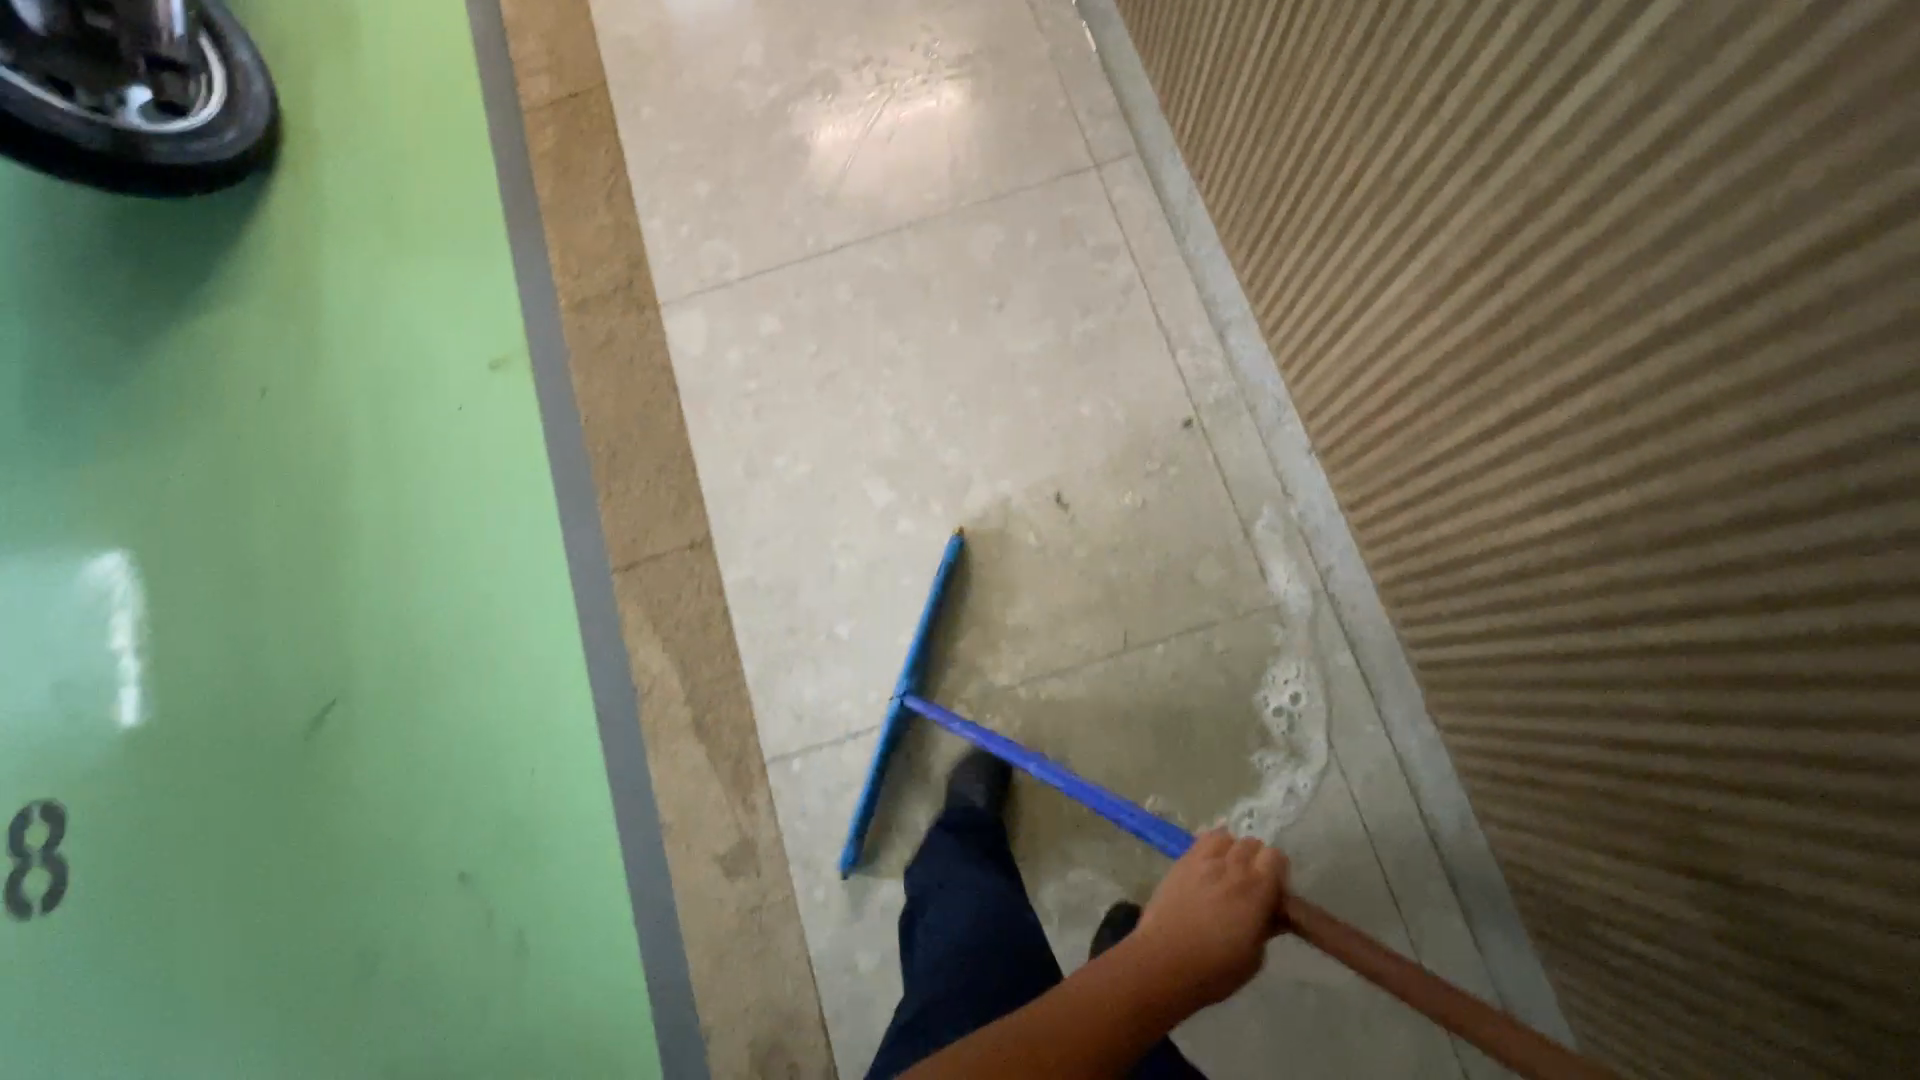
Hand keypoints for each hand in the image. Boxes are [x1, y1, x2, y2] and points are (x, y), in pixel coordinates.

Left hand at [1132, 829, 1289, 1012]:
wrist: (1163, 962)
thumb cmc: (1215, 969)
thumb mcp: (1254, 957)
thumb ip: (1266, 926)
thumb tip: (1271, 912)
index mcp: (1256, 890)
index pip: (1276, 857)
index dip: (1277, 871)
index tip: (1274, 889)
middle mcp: (1231, 867)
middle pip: (1252, 843)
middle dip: (1256, 860)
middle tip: (1251, 884)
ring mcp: (1202, 860)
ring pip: (1226, 837)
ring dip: (1232, 850)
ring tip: (1227, 871)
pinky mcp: (1180, 861)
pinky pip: (1201, 840)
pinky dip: (1210, 847)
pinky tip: (1208, 866)